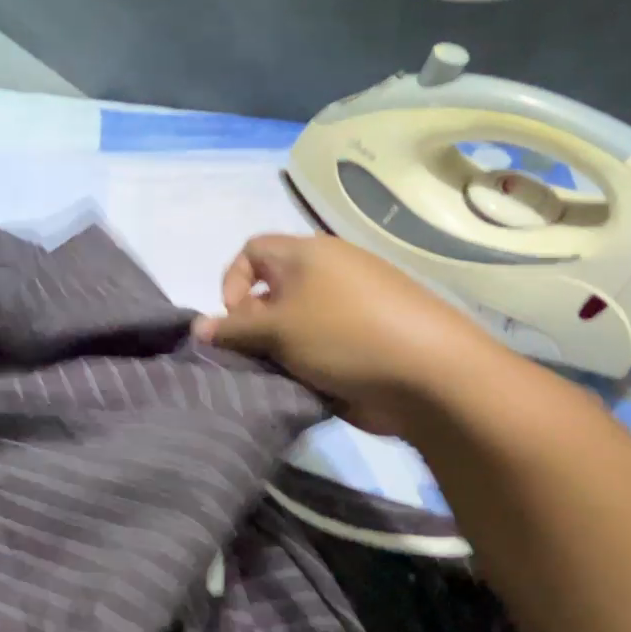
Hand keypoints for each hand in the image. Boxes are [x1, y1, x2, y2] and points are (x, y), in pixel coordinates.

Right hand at [192, 234, 517, 436]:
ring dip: (280, 345)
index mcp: (307, 253)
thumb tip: (198, 328)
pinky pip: (322, 339)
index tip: (235, 321)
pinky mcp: (370, 333)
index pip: (251, 250)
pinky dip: (309, 358)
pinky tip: (311, 381)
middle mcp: (330, 269)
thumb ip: (232, 328)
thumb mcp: (276, 331)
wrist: (432, 376)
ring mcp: (355, 301)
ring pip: (296, 319)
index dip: (232, 281)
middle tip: (257, 352)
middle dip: (254, 321)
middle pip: (272, 286)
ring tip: (282, 371)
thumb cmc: (343, 337)